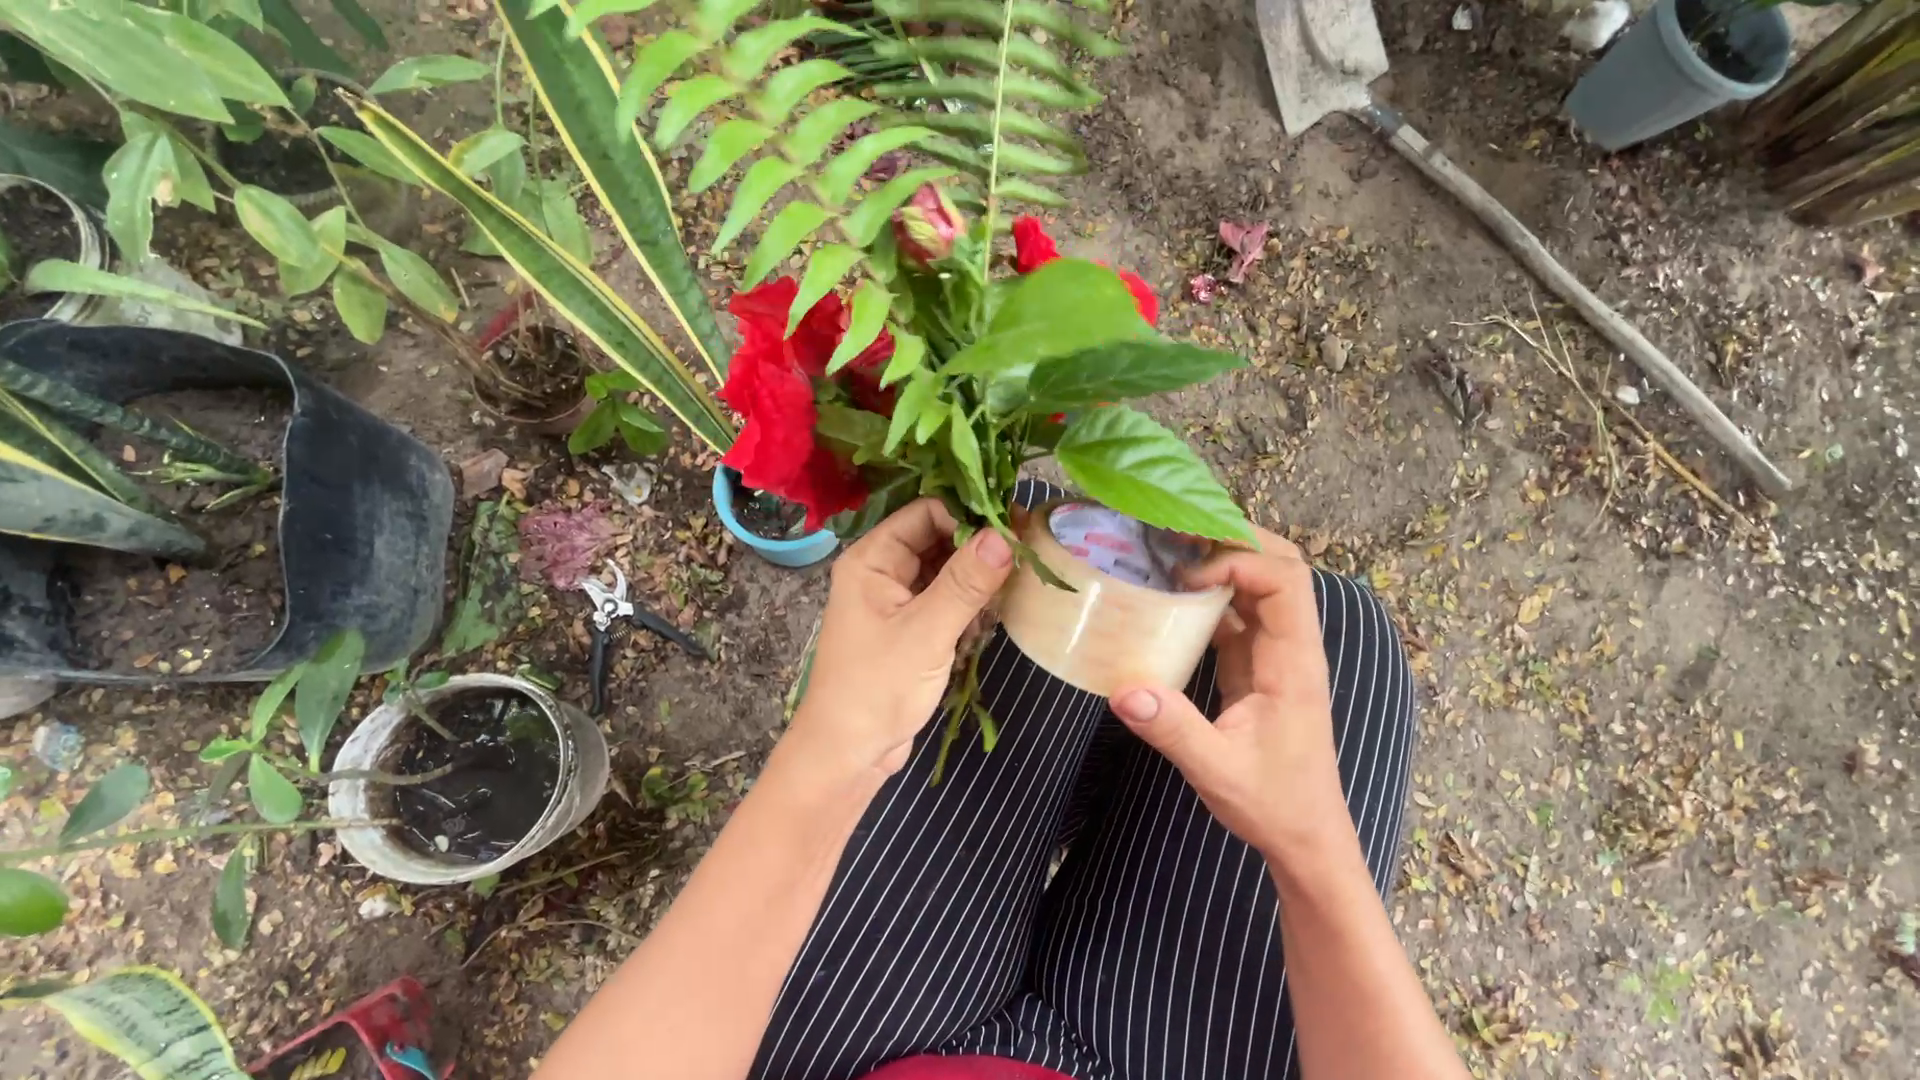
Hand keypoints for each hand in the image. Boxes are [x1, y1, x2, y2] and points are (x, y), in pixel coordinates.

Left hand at [787, 499, 1013, 777]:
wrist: (848, 754)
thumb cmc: (877, 688)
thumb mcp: (926, 633)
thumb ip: (966, 583)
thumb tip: (1005, 535)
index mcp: (872, 559)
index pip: (926, 512)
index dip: (969, 515)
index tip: (1014, 528)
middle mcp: (882, 571)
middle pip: (939, 538)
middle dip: (978, 548)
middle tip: (1024, 556)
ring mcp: (896, 600)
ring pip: (946, 570)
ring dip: (976, 580)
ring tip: (1010, 591)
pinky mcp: (910, 627)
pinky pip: (945, 600)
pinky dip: (968, 606)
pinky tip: (987, 620)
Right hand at [1108, 528, 1350, 863]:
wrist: (1306, 837)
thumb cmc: (1274, 804)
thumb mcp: (1218, 771)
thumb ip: (1174, 730)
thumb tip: (1123, 691)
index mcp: (1294, 663)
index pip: (1285, 581)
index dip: (1238, 563)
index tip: (1187, 579)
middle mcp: (1289, 647)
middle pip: (1280, 566)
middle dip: (1233, 541)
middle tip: (1177, 536)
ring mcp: (1274, 654)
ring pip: (1258, 584)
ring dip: (1218, 563)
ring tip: (1166, 553)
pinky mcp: (1255, 665)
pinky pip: (1235, 613)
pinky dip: (1206, 595)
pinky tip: (1168, 596)